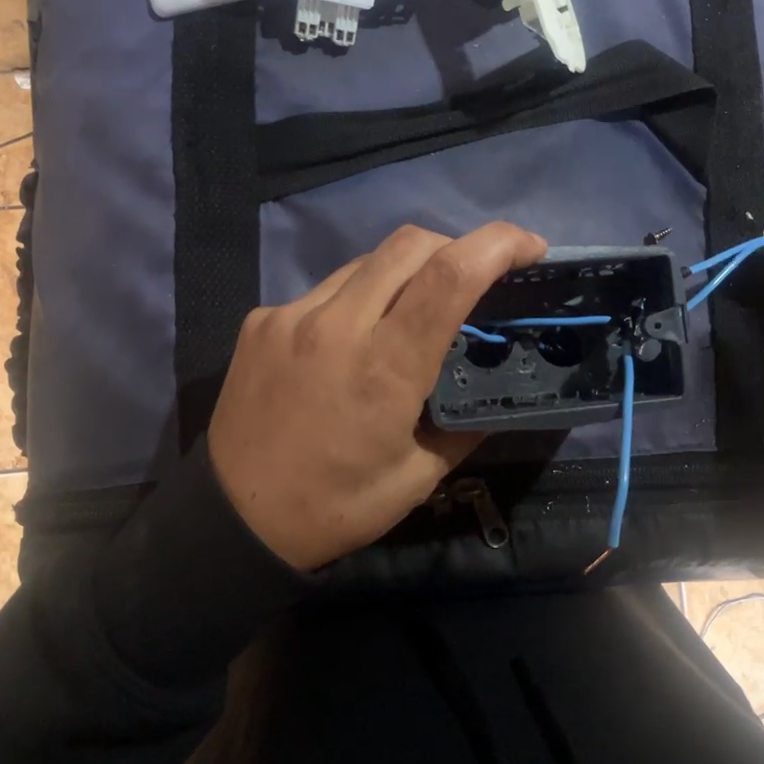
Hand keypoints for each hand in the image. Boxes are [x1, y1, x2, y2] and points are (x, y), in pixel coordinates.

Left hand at [208, 222, 548, 569]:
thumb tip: (492, 389)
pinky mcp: (261, 318)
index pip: (450, 274)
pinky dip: (354, 301)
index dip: (499, 244)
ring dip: (403, 273)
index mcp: (385, 366)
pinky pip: (324, 290)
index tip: (530, 247)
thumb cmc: (335, 506)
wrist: (234, 519)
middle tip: (473, 280)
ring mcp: (291, 315)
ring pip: (365, 262)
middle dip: (455, 246)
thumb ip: (465, 424)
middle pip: (410, 243)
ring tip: (409, 314)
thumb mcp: (417, 478)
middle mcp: (336, 324)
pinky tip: (348, 343)